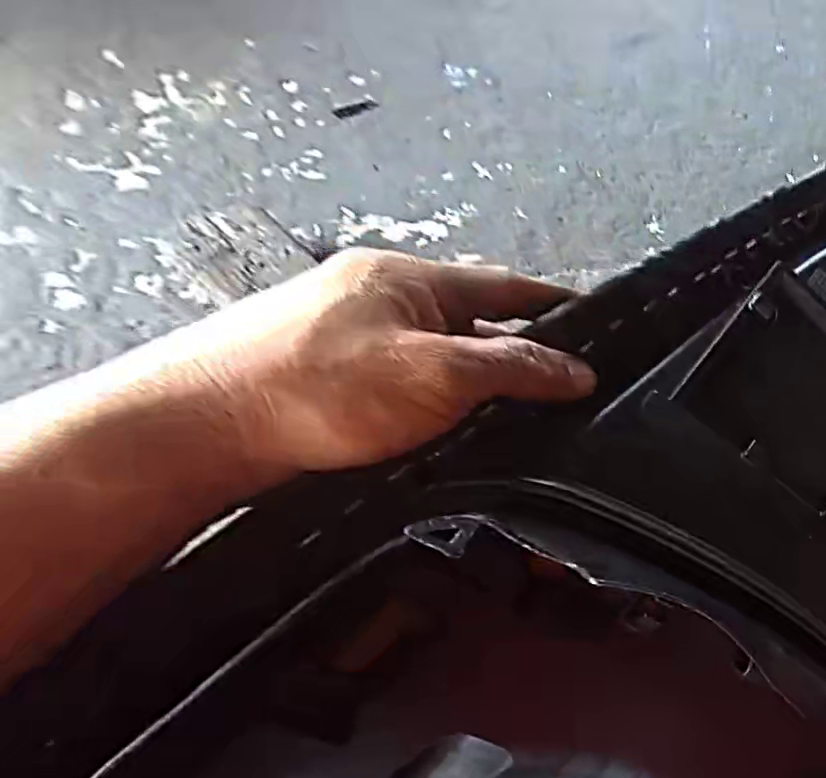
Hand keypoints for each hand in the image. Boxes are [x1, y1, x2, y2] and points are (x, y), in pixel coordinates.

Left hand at [144, 248, 593, 477]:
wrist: (199, 429)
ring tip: (534, 410)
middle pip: (482, 319)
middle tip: (574, 384)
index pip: (507, 285)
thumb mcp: (441, 373)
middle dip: (530, 348)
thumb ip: (518, 366)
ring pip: (454, 350)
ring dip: (493, 375)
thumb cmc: (323, 387)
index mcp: (407, 278)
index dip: (561, 305)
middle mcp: (383, 294)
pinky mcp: (342, 370)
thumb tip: (584, 373)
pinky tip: (475, 421)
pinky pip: (426, 374)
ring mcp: (358, 332)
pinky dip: (460, 393)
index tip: (606, 326)